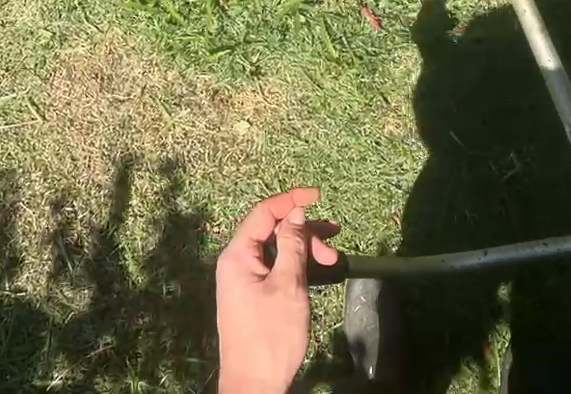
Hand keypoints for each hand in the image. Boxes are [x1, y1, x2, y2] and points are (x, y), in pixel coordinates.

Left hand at [215, 188, 340, 393]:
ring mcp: (244, 280)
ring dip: (304, 250)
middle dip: (304, 232)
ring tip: (333, 261)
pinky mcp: (253, 297)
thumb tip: (295, 212)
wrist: (254, 389)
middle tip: (333, 244)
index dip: (291, 200)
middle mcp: (237, 262)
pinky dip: (297, 267)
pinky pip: (275, 269)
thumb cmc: (271, 336)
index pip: (264, 212)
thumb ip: (292, 245)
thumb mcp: (288, 286)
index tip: (318, 195)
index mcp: (238, 254)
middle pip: (272, 231)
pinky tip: (317, 273)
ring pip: (277, 251)